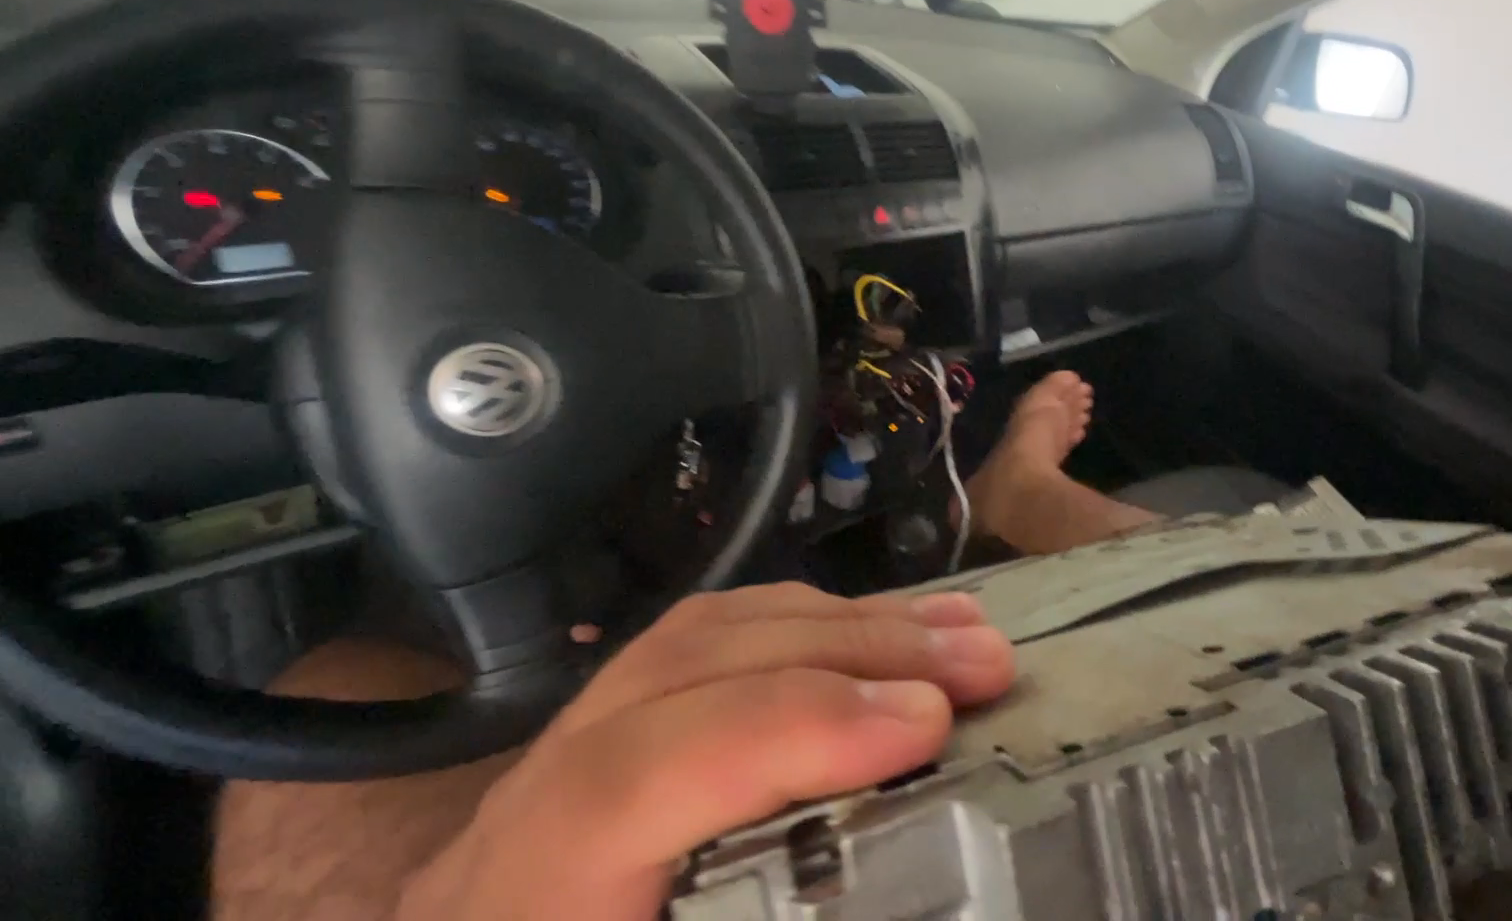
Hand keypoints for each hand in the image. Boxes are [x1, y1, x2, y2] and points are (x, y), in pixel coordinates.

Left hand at [396, 583, 1015, 920]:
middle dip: (852, 651)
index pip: (628, 783)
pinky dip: (810, 621)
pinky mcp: (613, 723)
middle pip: (687, 668)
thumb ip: (794, 916)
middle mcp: (531, 806)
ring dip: (845, 621)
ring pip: (706, 632)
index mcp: (527, 898)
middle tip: (983, 663)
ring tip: (955, 630)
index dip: (782, 730)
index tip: (926, 724)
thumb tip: (915, 880)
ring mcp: (568, 747)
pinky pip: (711, 636)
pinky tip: (876, 625)